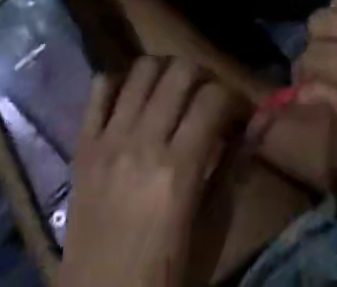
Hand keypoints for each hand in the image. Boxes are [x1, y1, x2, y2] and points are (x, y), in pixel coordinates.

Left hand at [57, 57, 247, 286]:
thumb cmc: (161, 275)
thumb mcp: (206, 233)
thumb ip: (229, 174)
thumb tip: (254, 128)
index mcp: (177, 170)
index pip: (214, 99)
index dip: (235, 98)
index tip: (241, 113)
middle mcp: (142, 142)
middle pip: (179, 71)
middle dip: (204, 77)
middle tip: (209, 99)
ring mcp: (108, 138)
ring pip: (141, 69)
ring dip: (165, 71)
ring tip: (174, 93)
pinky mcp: (83, 143)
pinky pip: (99, 87)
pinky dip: (120, 82)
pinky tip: (134, 98)